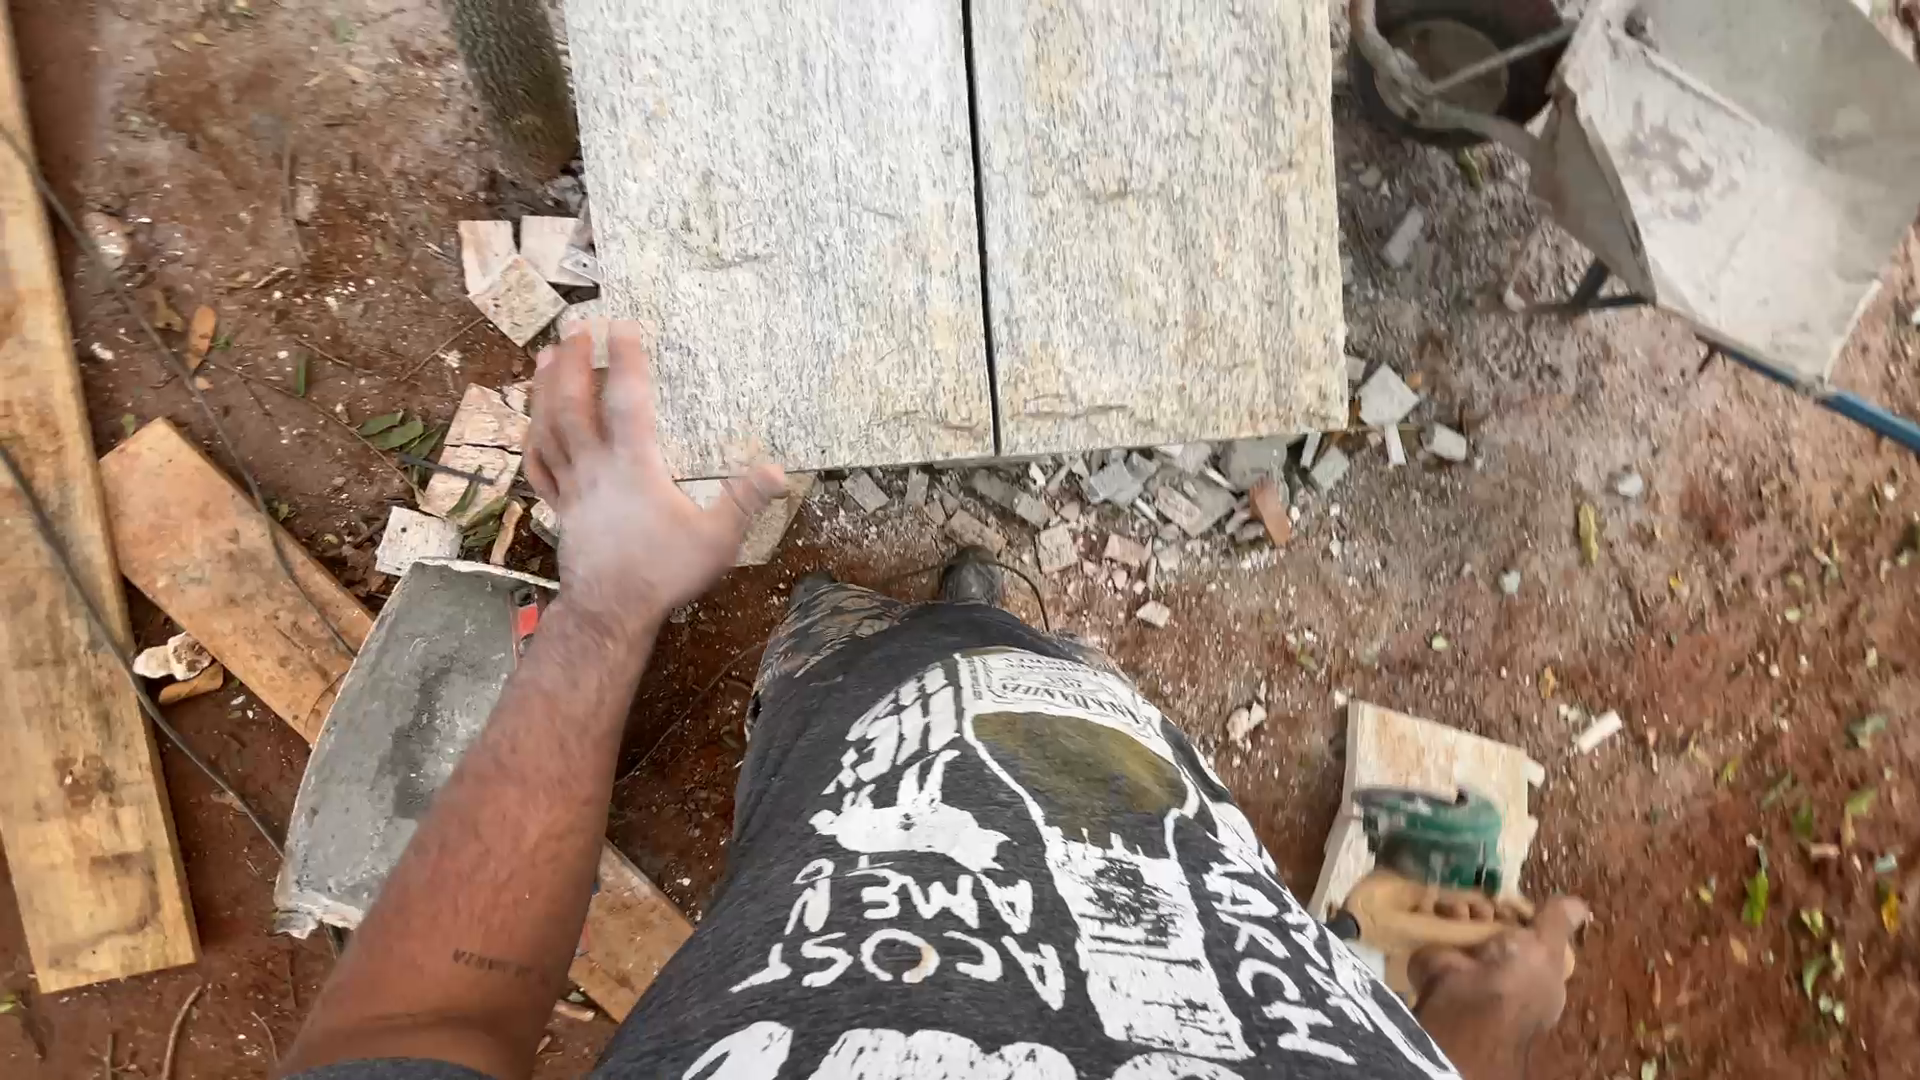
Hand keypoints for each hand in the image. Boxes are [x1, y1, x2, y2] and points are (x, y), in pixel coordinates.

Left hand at [524, 321, 786, 636]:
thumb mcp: (718, 539)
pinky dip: (533, 438)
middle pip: (574, 404)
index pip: (628, 401)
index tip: (623, 324)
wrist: (612, 612)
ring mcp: (572, 487)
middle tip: (578, 329)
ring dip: (546, 389)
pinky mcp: (560, 508)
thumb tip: (779, 471)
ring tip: (548, 357)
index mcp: (636, 467)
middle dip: (576, 362)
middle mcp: (597, 467)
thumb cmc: (665, 572)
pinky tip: (532, 424)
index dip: (628, 360)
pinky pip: (539, 465)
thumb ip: (745, 501)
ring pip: (549, 428)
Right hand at [1408, 895, 1588, 1079]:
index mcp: (1534, 969)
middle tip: (1486, 903)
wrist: (1468, 998)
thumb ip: (1557, 924)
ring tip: (1465, 908)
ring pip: (1467, 917)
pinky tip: (1446, 908)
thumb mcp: (1546, 949)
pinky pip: (1440, 919)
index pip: (1528, 932)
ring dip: (1466, 906)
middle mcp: (1502, 963)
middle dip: (1490, 907)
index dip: (1520, 913)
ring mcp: (1469, 956)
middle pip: (1495, 921)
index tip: (1512, 901)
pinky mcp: (1439, 947)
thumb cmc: (1517, 977)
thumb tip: (1580, 904)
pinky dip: (1441, 909)